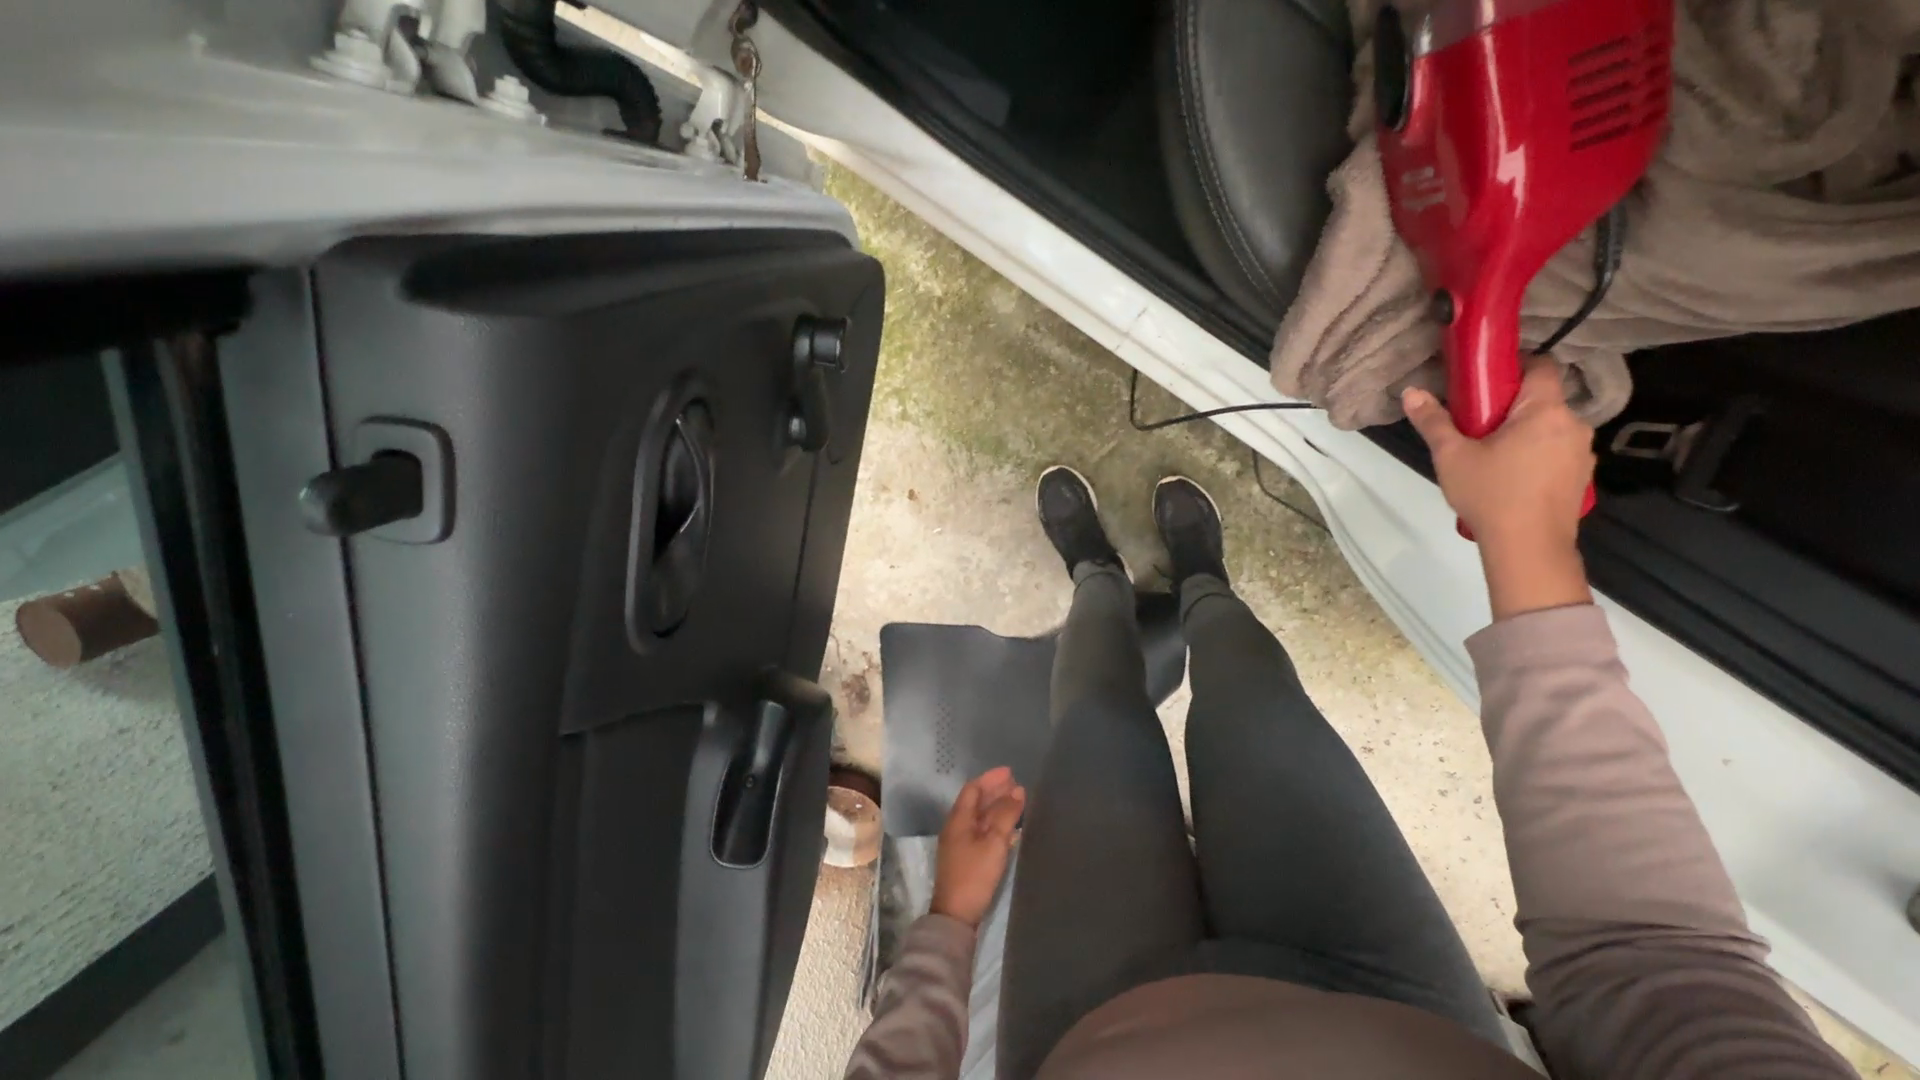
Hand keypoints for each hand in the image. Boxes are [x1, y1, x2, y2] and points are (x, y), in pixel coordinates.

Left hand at [930, 767, 1025, 927]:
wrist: (956, 914)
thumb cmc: (975, 874)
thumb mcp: (994, 842)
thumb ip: (1006, 815)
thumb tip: (1018, 790)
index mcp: (958, 819)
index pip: (973, 789)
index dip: (991, 779)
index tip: (1011, 772)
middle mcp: (956, 827)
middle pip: (976, 802)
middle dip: (995, 791)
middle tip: (1017, 784)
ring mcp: (960, 843)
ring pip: (980, 817)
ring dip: (997, 807)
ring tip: (1018, 801)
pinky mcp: (966, 857)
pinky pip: (982, 831)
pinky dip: (996, 824)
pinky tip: (1011, 828)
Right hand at [1402, 360, 1595, 619]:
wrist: (1528, 547)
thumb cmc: (1490, 494)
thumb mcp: (1452, 457)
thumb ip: (1433, 422)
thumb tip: (1411, 392)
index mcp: (1544, 411)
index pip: (1542, 367)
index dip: (1516, 366)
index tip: (1487, 380)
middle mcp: (1573, 424)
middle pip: (1544, 401)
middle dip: (1513, 407)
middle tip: (1478, 425)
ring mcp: (1582, 452)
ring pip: (1551, 428)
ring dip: (1526, 433)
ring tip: (1493, 455)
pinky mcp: (1582, 477)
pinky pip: (1557, 453)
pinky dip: (1538, 455)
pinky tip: (1513, 477)